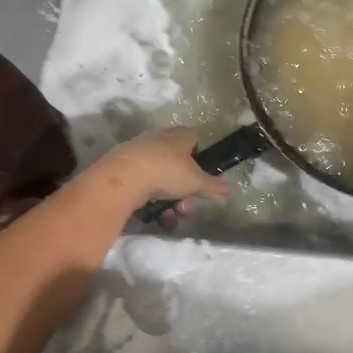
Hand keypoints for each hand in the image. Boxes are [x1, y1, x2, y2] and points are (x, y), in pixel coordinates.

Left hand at [92, 128, 231, 211]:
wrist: (124, 177)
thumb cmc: (166, 171)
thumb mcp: (196, 181)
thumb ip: (212, 185)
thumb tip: (229, 188)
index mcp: (177, 136)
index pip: (193, 139)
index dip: (199, 156)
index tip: (200, 176)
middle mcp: (158, 140)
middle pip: (177, 166)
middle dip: (184, 191)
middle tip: (184, 206)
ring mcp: (139, 154)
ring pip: (160, 180)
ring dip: (168, 202)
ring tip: (168, 216)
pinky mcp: (123, 169)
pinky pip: (143, 186)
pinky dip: (150, 202)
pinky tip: (152, 215)